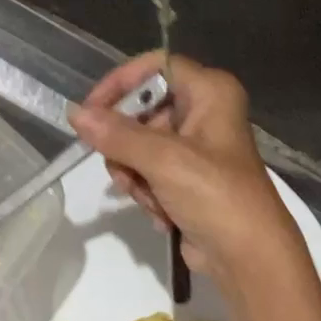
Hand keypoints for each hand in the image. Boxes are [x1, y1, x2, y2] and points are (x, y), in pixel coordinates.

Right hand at [69, 53, 302, 278]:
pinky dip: (149, 196)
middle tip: (125, 176)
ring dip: (136, 180)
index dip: (120, 86)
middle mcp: (202, 114)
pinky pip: (150, 178)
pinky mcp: (185, 183)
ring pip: (140, 152)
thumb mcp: (163, 160)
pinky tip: (163, 215)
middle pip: (142, 115)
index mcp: (209, 93)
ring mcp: (194, 151)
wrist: (244, 252)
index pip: (154, 68)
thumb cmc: (214, 195)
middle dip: (126, 150)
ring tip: (152, 201)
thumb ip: (118, 136)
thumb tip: (76, 114)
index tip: (88, 113)